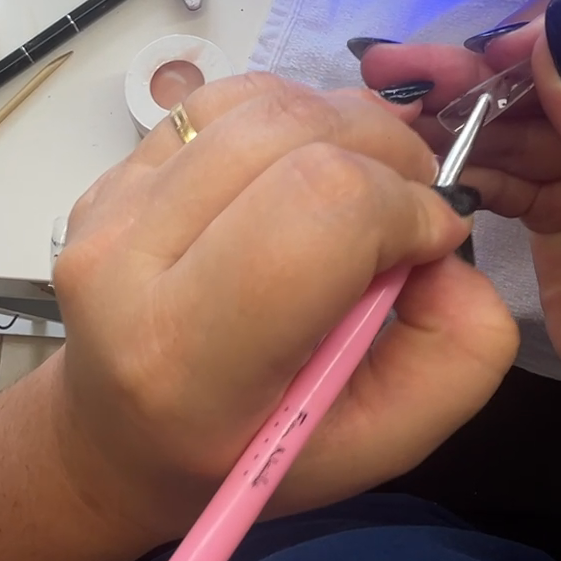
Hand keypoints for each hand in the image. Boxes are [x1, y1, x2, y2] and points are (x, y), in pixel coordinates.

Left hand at [48, 74, 517, 540]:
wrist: (115, 438)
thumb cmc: (242, 458)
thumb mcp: (376, 444)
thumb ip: (456, 359)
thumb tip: (447, 244)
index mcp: (188, 357)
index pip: (318, 208)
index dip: (402, 206)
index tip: (429, 242)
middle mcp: (126, 268)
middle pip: (289, 134)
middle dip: (385, 151)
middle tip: (406, 202)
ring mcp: (105, 211)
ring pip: (257, 104)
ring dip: (338, 124)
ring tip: (358, 180)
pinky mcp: (104, 180)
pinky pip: (218, 103)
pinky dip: (286, 116)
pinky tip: (295, 167)